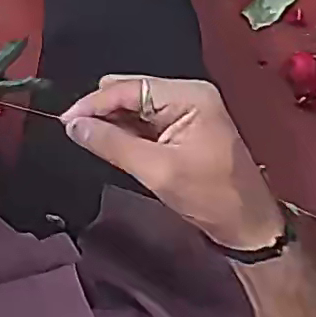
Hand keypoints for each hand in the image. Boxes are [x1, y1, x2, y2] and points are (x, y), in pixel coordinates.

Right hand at [62, 76, 284, 251]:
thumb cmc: (210, 197)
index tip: (66, 120)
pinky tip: (106, 140)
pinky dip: (124, 130)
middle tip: (72, 130)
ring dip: (110, 120)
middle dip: (100, 109)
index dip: (94, 102)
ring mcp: (185, 109)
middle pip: (131, 92)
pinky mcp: (181, 125)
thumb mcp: (157, 171)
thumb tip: (73, 126)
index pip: (131, 88)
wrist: (249, 228)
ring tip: (83, 135)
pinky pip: (144, 120)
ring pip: (134, 106)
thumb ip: (113, 144)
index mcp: (189, 95)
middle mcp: (187, 93)